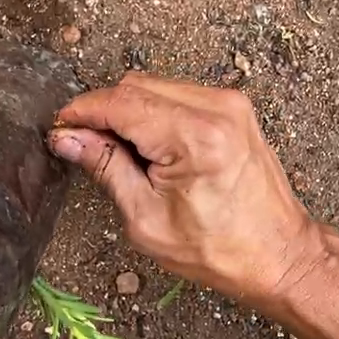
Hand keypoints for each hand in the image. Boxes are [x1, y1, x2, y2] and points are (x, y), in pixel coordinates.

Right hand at [49, 74, 316, 305]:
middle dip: (104, 111)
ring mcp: (229, 102)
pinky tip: (150, 145)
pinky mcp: (234, 106)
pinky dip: (154, 111)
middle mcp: (216, 108)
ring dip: (128, 110)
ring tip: (122, 152)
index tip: (59, 127)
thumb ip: (106, 166)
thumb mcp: (146, 217)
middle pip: (135, 85)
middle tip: (86, 145)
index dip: (82, 111)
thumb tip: (67, 137)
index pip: (120, 102)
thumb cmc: (218, 249)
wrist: (279, 253)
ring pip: (155, 85)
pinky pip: (178, 93)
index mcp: (195, 137)